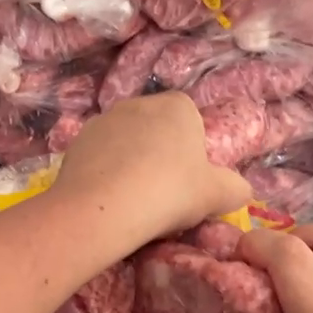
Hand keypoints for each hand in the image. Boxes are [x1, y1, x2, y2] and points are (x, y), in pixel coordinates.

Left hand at [52, 92, 251, 242]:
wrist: (101, 209)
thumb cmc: (169, 192)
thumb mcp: (218, 195)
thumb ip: (235, 188)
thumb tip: (239, 189)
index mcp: (176, 106)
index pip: (190, 119)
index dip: (192, 150)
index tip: (190, 180)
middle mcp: (136, 104)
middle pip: (154, 130)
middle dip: (158, 155)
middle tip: (162, 193)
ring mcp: (100, 121)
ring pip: (123, 143)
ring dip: (128, 164)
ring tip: (131, 200)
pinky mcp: (73, 144)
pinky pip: (97, 159)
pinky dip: (103, 174)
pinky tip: (106, 200)